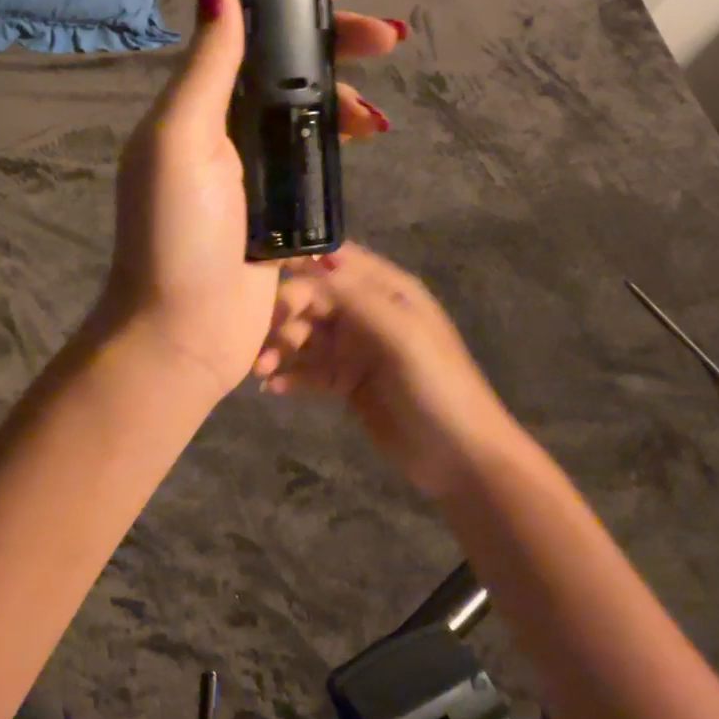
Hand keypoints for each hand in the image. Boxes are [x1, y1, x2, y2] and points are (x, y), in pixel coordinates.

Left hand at [100, 0, 406, 396]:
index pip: (247, 30)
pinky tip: (370, 132)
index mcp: (194, 104)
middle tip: (386, 34)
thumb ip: (206, 64)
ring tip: (374, 108)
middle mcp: (222, 125)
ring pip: (310, 105)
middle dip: (336, 40)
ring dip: (347, 91)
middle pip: (287, 64)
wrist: (183, 327)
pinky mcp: (281, 203)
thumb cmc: (174, 230)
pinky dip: (345, 133)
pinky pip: (320, 151)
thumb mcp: (180, 138)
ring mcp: (254, 165)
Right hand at [254, 243, 523, 494]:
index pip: (334, 261)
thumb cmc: (438, 386)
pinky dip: (288, 375)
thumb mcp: (402, 335)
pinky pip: (306, 370)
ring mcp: (354, 349)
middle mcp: (366, 313)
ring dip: (278, 347)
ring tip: (260, 370)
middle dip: (282, 315)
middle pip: (310, 299)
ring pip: (303, 335)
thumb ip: (357, 297)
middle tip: (258, 338)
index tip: (260, 277)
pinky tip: (272, 388)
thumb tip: (311, 261)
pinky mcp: (344, 382)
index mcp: (386, 291)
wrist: (461, 458)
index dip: (298, 264)